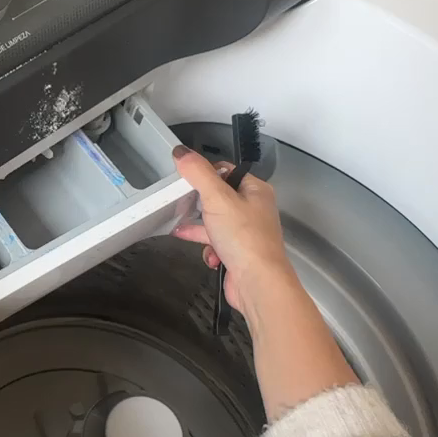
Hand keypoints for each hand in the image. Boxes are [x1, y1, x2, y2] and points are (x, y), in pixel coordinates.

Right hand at [169, 144, 293, 314]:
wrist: (257, 283)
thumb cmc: (245, 239)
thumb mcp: (217, 198)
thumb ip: (198, 174)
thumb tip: (182, 153)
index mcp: (255, 191)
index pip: (226, 171)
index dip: (204, 173)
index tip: (184, 177)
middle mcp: (254, 210)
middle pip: (218, 197)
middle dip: (198, 204)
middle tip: (180, 203)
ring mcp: (246, 232)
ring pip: (215, 222)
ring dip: (199, 228)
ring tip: (181, 229)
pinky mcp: (238, 253)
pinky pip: (216, 243)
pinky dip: (207, 247)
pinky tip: (205, 253)